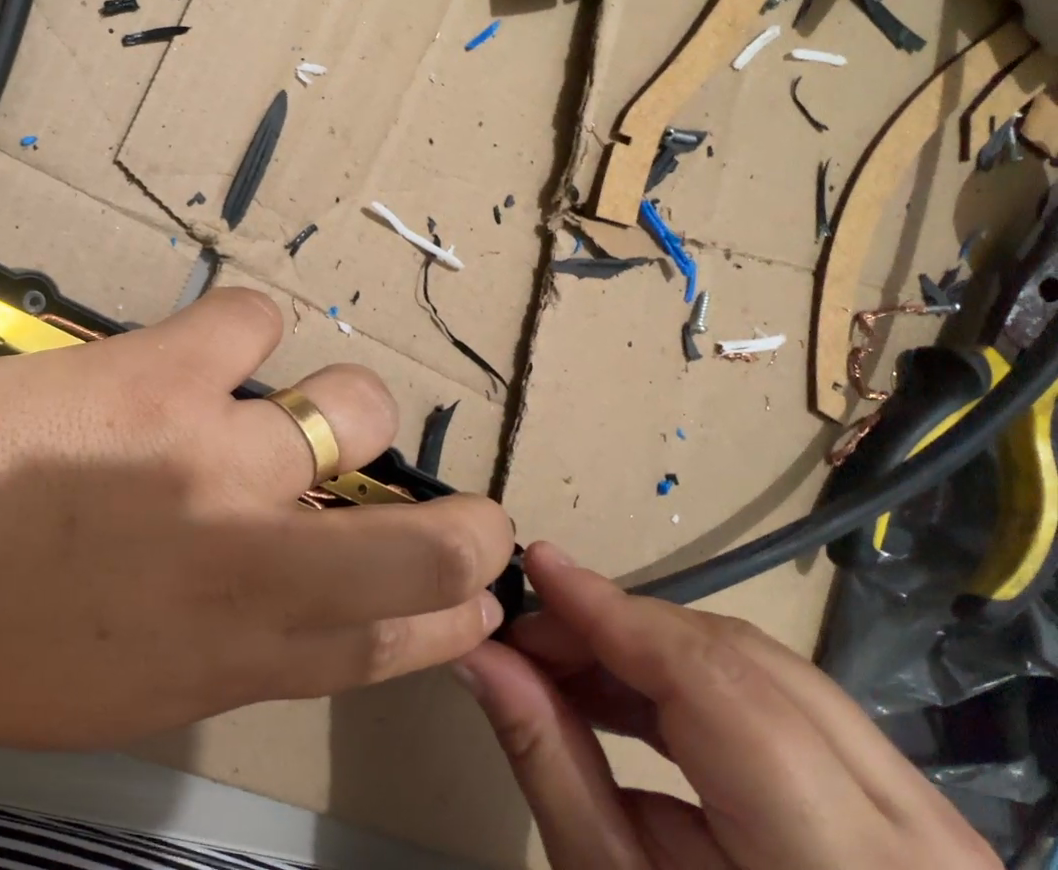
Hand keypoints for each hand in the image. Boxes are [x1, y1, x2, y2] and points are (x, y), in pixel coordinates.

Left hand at [0, 286, 514, 746]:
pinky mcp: (157, 374)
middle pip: (429, 536)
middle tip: (431, 489)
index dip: (451, 603)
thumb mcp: (118, 691)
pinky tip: (193, 347)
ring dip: (331, 404)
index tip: (470, 582)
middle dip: (464, 518)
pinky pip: (250, 318)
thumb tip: (272, 593)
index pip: (397, 634)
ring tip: (265, 398)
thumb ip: (218, 647)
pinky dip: (239, 328)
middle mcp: (254, 563)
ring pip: (353, 404)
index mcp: (240, 659)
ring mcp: (214, 460)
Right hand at [453, 544, 1001, 869]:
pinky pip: (790, 703)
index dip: (616, 614)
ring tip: (561, 664)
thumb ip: (548, 758)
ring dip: (651, 651)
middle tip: (529, 637)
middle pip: (745, 660)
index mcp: (840, 860)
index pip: (716, 685)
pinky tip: (623, 695)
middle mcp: (915, 822)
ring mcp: (928, 810)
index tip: (536, 566)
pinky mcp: (908, 802)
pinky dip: (692, 683)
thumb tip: (479, 653)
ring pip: (769, 669)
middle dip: (622, 628)